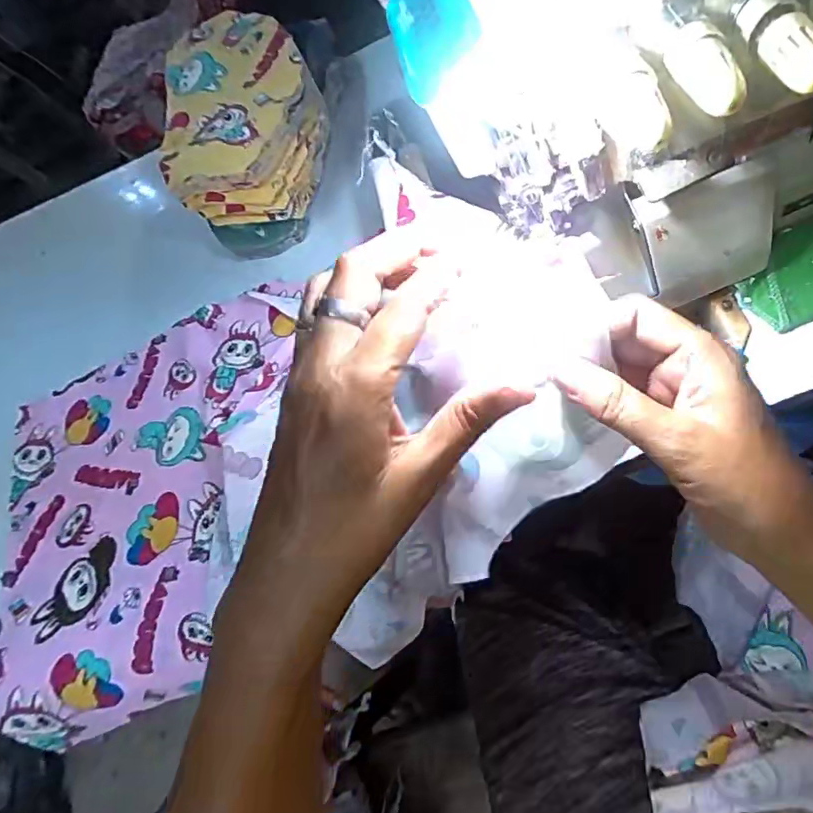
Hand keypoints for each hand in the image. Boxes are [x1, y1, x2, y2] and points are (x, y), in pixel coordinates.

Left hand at [226, 230, 533, 641]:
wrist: (286, 569)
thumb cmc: (357, 528)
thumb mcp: (420, 475)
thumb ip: (470, 420)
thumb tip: (526, 382)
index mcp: (356, 383)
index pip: (400, 306)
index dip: (436, 275)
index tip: (468, 257)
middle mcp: (321, 362)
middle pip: (349, 275)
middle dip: (395, 248)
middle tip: (440, 243)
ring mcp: (299, 369)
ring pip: (324, 289)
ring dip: (366, 266)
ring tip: (411, 266)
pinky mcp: (293, 382)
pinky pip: (316, 315)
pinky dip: (347, 292)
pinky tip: (376, 310)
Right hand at [552, 296, 812, 571]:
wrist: (780, 532)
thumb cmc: (740, 480)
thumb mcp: (677, 440)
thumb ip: (617, 403)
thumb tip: (559, 368)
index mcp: (698, 353)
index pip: (637, 315)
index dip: (597, 327)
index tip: (559, 354)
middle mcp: (685, 364)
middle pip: (627, 340)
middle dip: (588, 353)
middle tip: (544, 374)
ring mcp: (676, 394)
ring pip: (624, 371)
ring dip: (592, 379)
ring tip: (550, 390)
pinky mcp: (669, 422)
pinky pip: (628, 400)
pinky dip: (604, 404)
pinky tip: (574, 412)